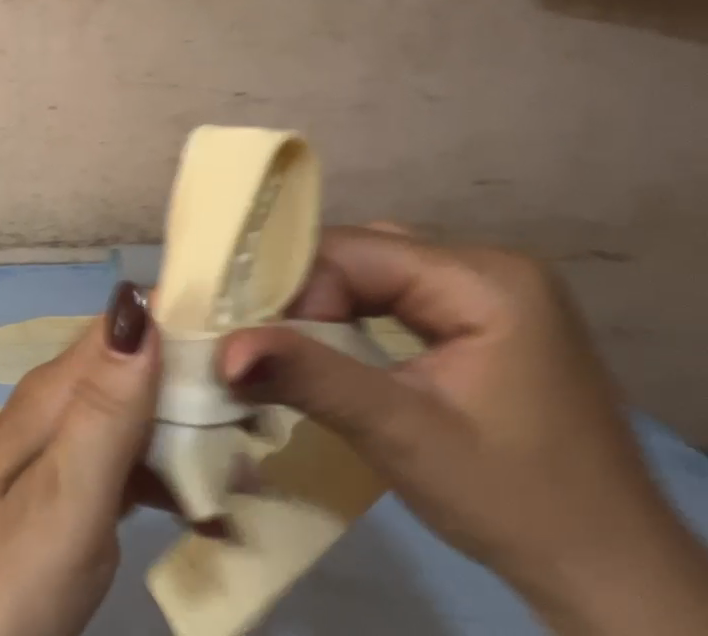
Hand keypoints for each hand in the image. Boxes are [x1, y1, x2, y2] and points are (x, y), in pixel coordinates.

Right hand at [217, 226, 707, 634]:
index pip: (350, 252)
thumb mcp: (400, 433)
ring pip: (367, 275)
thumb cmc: (512, 498)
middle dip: (298, 297)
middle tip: (256, 345)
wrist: (607, 573)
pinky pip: (390, 299)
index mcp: (486, 279)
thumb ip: (310, 377)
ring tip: (279, 350)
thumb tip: (219, 351)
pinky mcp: (481, 324)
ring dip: (317, 310)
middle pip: (356, 256)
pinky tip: (323, 354)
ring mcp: (489, 295)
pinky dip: (347, 321)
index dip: (291, 291)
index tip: (254, 344)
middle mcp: (490, 269)